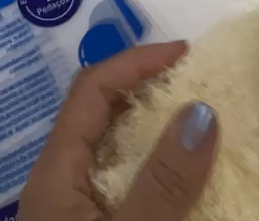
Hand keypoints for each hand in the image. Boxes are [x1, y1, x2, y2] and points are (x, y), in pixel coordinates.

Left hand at [18, 41, 218, 220]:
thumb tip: (201, 108)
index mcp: (55, 169)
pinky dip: (153, 173)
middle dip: (149, 91)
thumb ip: (163, 181)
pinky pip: (121, 185)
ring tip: (203, 128)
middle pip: (101, 113)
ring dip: (154, 133)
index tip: (187, 52)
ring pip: (113, 151)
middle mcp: (58, 181)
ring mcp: (71, 209)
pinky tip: (183, 181)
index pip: (93, 87)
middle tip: (202, 86)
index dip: (138, 61)